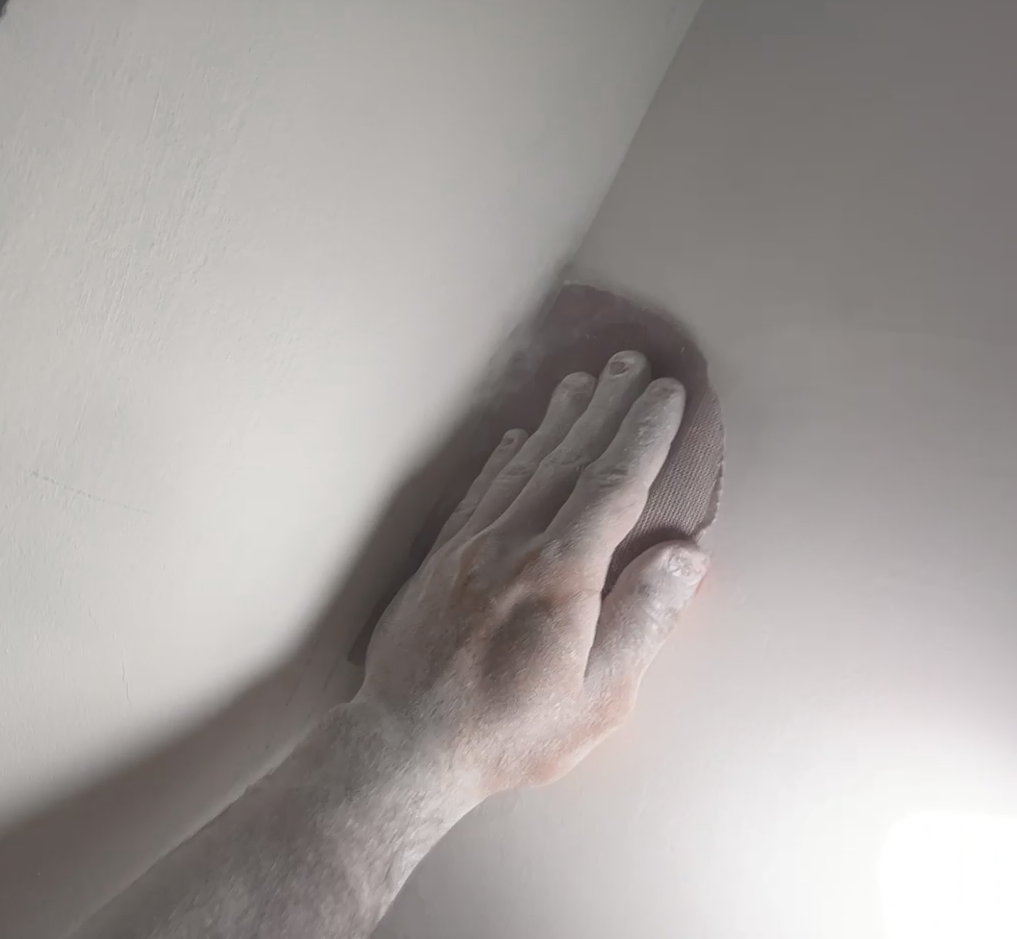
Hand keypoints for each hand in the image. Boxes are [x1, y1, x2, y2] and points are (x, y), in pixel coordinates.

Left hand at [358, 351, 705, 797]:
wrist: (410, 734)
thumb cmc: (511, 728)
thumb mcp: (599, 693)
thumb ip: (643, 618)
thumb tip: (687, 555)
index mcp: (557, 573)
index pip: (611, 485)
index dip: (642, 436)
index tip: (667, 395)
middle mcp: (507, 543)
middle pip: (565, 462)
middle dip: (603, 410)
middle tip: (628, 364)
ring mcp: (467, 544)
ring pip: (518, 468)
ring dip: (553, 422)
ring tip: (577, 384)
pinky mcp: (440, 555)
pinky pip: (477, 492)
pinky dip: (500, 458)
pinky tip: (514, 438)